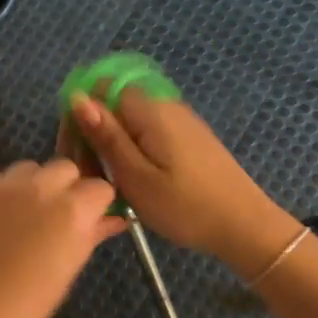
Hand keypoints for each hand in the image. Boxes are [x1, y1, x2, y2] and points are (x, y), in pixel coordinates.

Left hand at [0, 160, 125, 317]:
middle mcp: (40, 188)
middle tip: (50, 219)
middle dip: (64, 188)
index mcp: (72, 212)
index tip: (86, 221)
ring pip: (27, 169)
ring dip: (29, 186)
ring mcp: (1, 184)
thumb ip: (88, 238)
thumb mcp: (65, 275)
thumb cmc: (21, 310)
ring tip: (15, 220)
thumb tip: (111, 219)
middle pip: (63, 168)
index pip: (99, 188)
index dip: (94, 204)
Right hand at [63, 87, 298, 279]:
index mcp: (149, 110)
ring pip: (129, 122)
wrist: (244, 227)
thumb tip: (77, 97)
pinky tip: (132, 183)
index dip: (78, 117)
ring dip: (111, 147)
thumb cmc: (184, 206)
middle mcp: (164, 106)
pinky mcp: (188, 139)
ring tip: (108, 186)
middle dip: (93, 135)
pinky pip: (147, 134)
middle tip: (89, 178)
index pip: (98, 90)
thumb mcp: (135, 176)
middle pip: (113, 105)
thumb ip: (106, 135)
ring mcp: (179, 122)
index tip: (73, 153)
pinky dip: (132, 153)